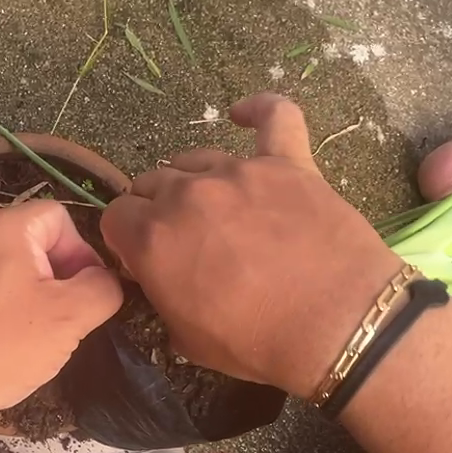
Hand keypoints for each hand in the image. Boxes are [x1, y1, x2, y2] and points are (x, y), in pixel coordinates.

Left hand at [0, 199, 123, 429]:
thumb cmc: (3, 349)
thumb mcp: (70, 317)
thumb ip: (102, 287)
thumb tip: (105, 279)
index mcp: (1, 225)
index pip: (60, 218)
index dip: (82, 254)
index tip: (82, 296)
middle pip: (34, 238)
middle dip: (57, 275)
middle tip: (62, 317)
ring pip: (11, 262)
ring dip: (32, 291)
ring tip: (35, 330)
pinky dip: (4, 300)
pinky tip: (5, 334)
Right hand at [100, 93, 402, 393]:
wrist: (337, 326)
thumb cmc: (254, 342)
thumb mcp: (183, 337)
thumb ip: (158, 295)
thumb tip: (155, 277)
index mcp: (151, 237)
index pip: (114, 217)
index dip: (125, 239)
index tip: (141, 257)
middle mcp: (185, 194)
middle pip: (150, 183)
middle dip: (153, 209)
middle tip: (178, 238)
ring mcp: (237, 172)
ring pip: (195, 159)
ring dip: (191, 179)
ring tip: (208, 205)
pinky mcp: (287, 163)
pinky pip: (274, 117)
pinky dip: (258, 110)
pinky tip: (244, 113)